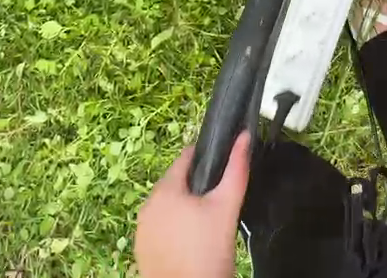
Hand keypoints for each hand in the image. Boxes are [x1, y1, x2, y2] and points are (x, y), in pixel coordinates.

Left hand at [134, 133, 251, 277]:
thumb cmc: (208, 251)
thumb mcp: (226, 207)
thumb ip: (236, 169)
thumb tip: (245, 136)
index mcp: (164, 189)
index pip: (187, 157)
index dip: (208, 158)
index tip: (223, 170)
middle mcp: (147, 205)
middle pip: (178, 182)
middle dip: (198, 187)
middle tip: (218, 205)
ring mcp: (141, 230)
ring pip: (170, 206)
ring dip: (186, 208)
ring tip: (207, 226)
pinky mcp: (142, 251)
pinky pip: (162, 227)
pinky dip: (175, 229)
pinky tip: (192, 243)